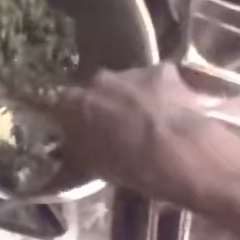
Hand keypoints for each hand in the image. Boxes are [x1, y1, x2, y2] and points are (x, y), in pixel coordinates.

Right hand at [57, 63, 239, 210]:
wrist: (175, 152)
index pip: (63, 106)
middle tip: (116, 129)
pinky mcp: (165, 70)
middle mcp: (100, 80)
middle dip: (105, 105)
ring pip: (129, 84)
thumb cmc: (125, 165)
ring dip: (134, 98)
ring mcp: (133, 72)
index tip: (82, 133)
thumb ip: (74, 159)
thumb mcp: (90, 169)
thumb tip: (66, 167)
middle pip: (97, 90)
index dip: (73, 120)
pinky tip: (173, 114)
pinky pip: (159, 82)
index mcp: (74, 103)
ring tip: (149, 123)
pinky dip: (163, 94)